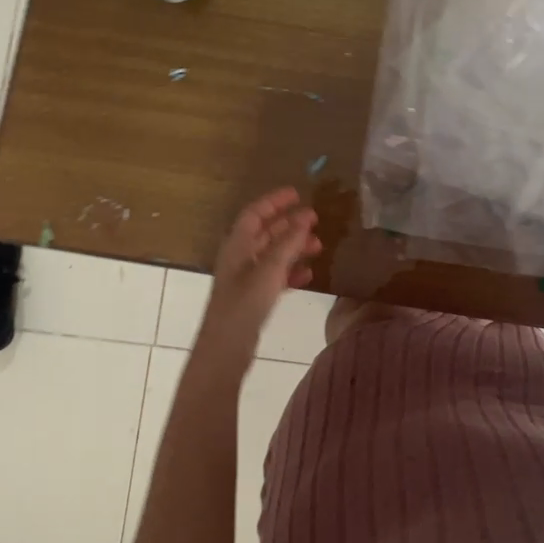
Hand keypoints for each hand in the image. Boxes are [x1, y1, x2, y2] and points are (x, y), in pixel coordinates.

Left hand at [197, 188, 320, 366]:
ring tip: (318, 247)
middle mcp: (240, 258)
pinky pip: (275, 277)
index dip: (274, 201)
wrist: (225, 349)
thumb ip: (288, 242)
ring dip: (294, 248)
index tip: (297, 194)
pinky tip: (308, 276)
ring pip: (273, 255)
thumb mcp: (270, 269)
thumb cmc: (244, 304)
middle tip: (315, 220)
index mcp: (238, 245)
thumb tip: (305, 218)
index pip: (255, 213)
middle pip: (265, 232)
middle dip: (289, 224)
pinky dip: (291, 272)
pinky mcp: (253, 299)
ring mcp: (246, 279)